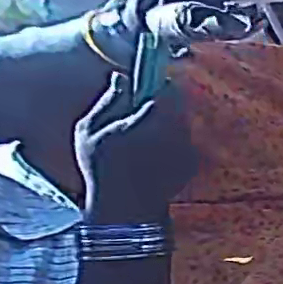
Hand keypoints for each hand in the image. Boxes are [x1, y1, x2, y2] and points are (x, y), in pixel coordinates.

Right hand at [76, 72, 197, 223]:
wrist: (127, 206)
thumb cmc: (102, 167)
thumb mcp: (90, 130)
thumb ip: (109, 101)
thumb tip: (121, 77)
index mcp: (153, 119)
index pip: (166, 90)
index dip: (158, 84)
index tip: (149, 82)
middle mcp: (177, 132)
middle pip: (177, 107)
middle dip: (162, 105)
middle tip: (139, 113)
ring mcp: (188, 147)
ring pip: (181, 125)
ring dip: (166, 125)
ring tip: (140, 140)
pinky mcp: (192, 161)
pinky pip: (183, 144)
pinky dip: (171, 144)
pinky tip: (150, 156)